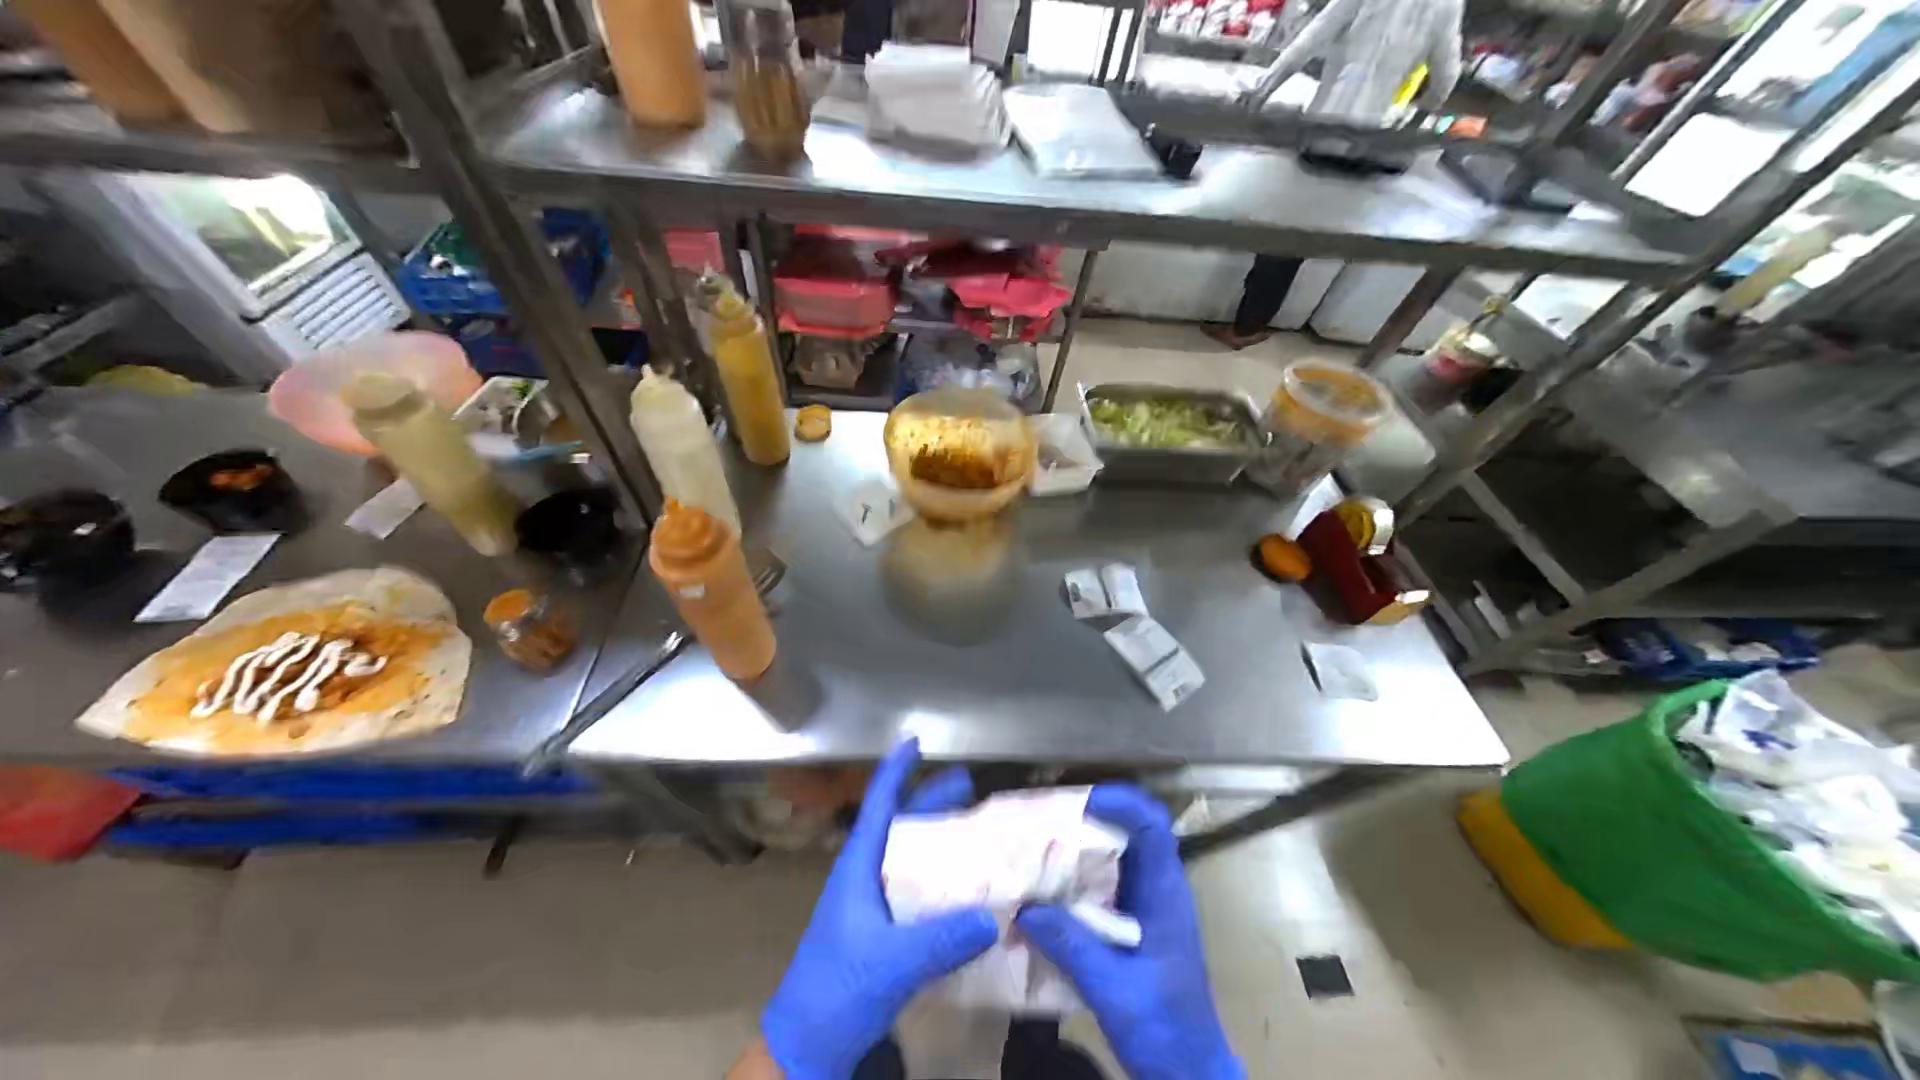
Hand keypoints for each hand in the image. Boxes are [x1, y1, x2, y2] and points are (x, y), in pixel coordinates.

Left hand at [760, 739, 998, 1079]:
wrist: (806, 1046)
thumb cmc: (837, 989)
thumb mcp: (890, 963)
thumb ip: (941, 940)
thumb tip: (993, 915)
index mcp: (858, 869)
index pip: (878, 806)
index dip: (894, 771)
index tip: (914, 741)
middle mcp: (865, 878)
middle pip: (900, 826)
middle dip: (930, 801)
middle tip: (969, 785)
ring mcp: (872, 906)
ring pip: (910, 858)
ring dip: (939, 840)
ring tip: (975, 829)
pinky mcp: (883, 933)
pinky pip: (917, 892)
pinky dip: (941, 881)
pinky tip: (968, 891)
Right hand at [1016, 786, 1244, 1079]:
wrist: (1188, 1070)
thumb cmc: (1163, 1028)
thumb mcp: (1112, 989)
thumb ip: (1071, 946)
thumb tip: (1024, 907)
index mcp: (1165, 893)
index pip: (1153, 825)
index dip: (1121, 802)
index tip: (1080, 803)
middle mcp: (1160, 888)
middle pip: (1133, 830)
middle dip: (1093, 815)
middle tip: (1049, 817)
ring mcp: (1150, 904)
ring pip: (1120, 853)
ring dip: (1085, 843)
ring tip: (1042, 843)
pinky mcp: (1137, 922)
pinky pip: (1110, 880)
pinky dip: (1082, 872)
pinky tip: (1051, 886)